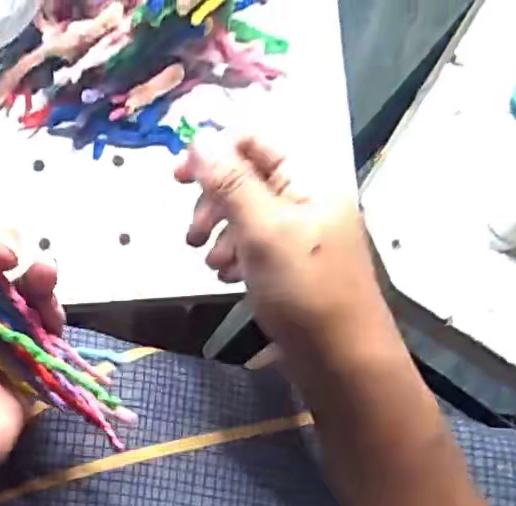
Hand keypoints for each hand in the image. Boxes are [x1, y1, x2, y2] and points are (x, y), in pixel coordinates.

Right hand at [175, 133, 378, 374]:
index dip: (212, 152)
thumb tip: (199, 138)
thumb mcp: (263, 232)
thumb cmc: (304, 292)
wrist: (339, 358)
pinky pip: (254, 248)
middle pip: (246, 179)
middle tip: (194, 237)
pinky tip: (228, 278)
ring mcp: (298, 235)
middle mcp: (303, 199)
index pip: (254, 140)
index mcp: (306, 178)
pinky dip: (236, 257)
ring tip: (214, 265)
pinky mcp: (290, 268)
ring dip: (220, 234)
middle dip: (213, 202)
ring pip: (246, 217)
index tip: (176, 179)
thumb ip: (231, 184)